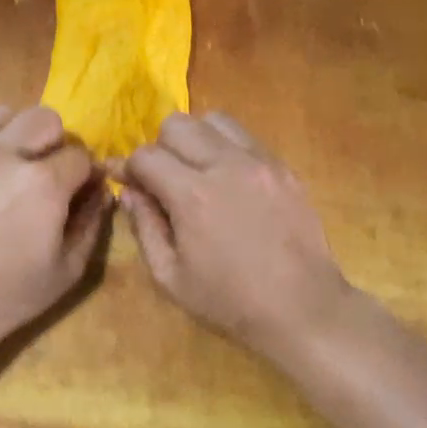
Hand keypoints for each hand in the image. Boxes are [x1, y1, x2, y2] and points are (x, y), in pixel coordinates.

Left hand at [0, 106, 109, 344]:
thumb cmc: (11, 296)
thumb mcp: (68, 269)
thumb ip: (91, 222)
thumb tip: (101, 191)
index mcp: (42, 184)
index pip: (79, 153)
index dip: (85, 173)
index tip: (80, 191)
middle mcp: (3, 157)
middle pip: (44, 118)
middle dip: (56, 143)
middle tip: (49, 175)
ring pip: (4, 116)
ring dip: (19, 137)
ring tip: (15, 171)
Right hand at [122, 112, 350, 354]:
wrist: (300, 307)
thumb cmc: (228, 301)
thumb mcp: (170, 277)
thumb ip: (145, 229)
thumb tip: (130, 193)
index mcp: (192, 195)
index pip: (146, 156)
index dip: (128, 167)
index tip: (125, 183)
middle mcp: (225, 165)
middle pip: (178, 124)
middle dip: (160, 148)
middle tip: (163, 180)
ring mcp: (260, 162)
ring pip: (215, 120)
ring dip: (196, 140)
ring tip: (197, 173)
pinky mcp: (284, 168)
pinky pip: (246, 138)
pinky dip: (227, 149)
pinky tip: (228, 183)